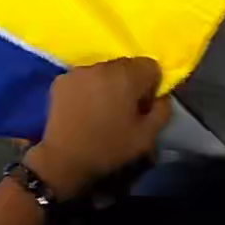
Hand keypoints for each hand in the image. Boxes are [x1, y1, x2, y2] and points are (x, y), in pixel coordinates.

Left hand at [28, 57, 172, 197]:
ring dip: (107, 83)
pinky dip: (88, 87)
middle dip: (129, 82)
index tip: (143, 105)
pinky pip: (84, 77)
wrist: (64, 158)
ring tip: (101, 108)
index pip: (150, 65)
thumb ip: (162, 110)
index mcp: (126, 76)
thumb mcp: (147, 136)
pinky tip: (83, 107)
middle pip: (125, 65)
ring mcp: (79, 71)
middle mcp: (102, 66)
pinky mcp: (62, 79)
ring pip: (103, 70)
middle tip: (123, 108)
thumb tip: (162, 96)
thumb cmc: (109, 147)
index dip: (151, 85)